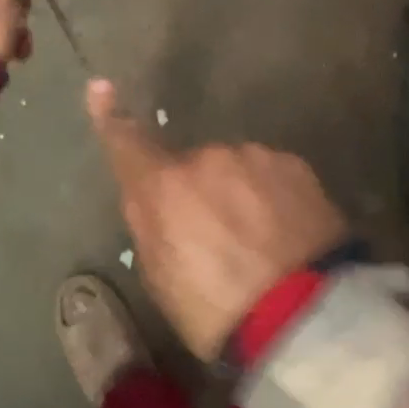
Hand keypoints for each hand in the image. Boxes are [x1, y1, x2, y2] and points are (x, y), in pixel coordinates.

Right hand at [87, 78, 350, 360]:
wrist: (308, 320)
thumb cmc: (218, 313)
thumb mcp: (162, 278)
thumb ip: (149, 224)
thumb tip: (149, 196)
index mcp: (163, 187)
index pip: (126, 143)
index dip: (110, 115)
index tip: (100, 87)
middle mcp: (205, 158)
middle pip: (191, 167)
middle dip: (198, 192)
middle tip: (216, 240)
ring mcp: (253, 157)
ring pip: (235, 170)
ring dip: (239, 195)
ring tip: (260, 246)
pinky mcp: (296, 166)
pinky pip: (271, 177)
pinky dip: (273, 199)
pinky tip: (288, 236)